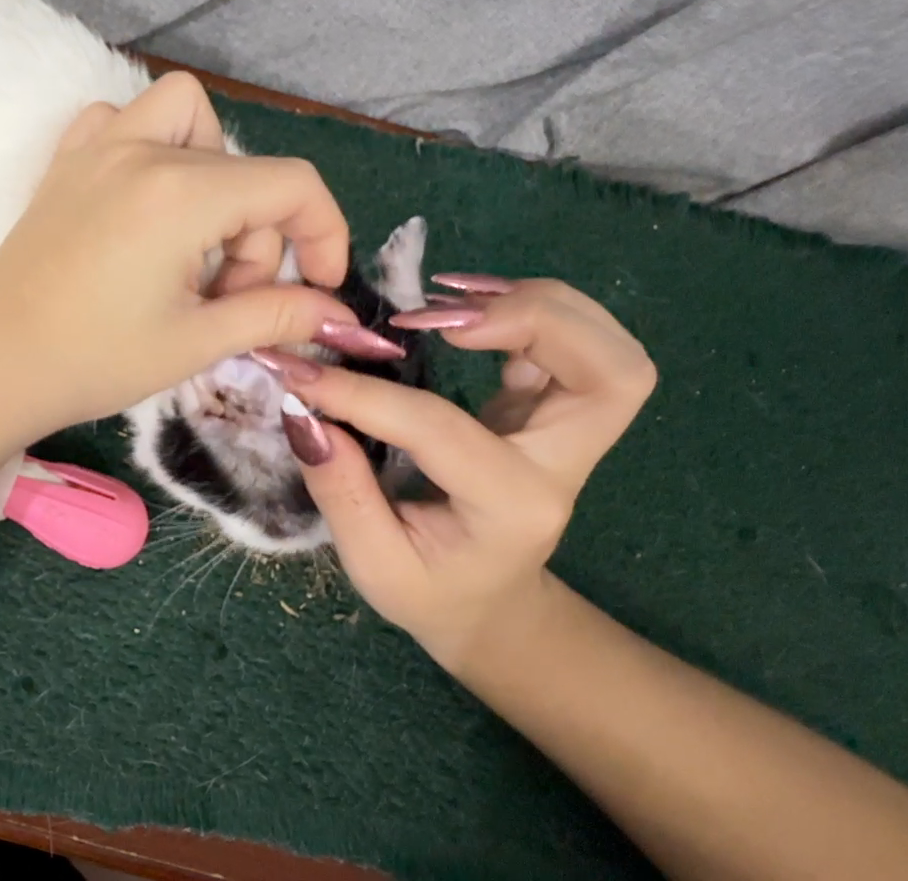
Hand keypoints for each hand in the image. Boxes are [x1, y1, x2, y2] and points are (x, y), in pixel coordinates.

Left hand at [0, 72, 366, 449]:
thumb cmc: (91, 362)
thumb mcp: (195, 343)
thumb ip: (275, 314)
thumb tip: (336, 311)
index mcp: (180, 194)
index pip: (291, 184)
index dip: (324, 233)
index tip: (317, 286)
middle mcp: (141, 152)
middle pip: (242, 167)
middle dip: (255, 235)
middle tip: (222, 299)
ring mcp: (95, 149)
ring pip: (184, 114)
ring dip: (211, 169)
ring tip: (191, 241)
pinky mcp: (64, 165)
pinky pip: (120, 120)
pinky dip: (148, 146)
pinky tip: (141, 203)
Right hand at [292, 279, 656, 669]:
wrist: (489, 606)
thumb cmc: (430, 591)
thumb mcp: (374, 563)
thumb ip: (341, 491)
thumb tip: (301, 412)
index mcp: (511, 506)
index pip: (439, 427)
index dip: (362, 394)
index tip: (297, 371)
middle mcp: (558, 464)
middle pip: (610, 371)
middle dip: (526, 321)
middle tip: (433, 319)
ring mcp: (566, 434)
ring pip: (604, 344)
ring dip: (529, 304)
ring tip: (442, 302)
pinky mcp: (550, 409)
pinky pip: (571, 340)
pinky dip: (522, 307)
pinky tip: (459, 305)